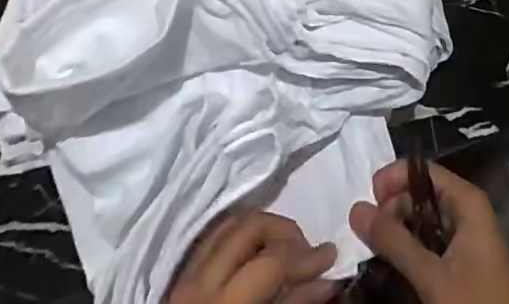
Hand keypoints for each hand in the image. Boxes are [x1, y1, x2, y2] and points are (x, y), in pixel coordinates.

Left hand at [168, 211, 337, 303]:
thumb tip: (325, 282)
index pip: (271, 262)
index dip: (307, 256)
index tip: (331, 256)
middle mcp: (199, 285)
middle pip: (251, 228)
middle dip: (287, 232)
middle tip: (307, 252)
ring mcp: (184, 279)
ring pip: (230, 224)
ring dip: (263, 229)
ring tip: (284, 249)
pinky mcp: (177, 281)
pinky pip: (212, 239)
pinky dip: (239, 236)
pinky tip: (255, 252)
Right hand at [348, 161, 508, 303]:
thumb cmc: (475, 303)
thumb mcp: (432, 276)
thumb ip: (394, 242)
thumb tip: (356, 208)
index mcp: (467, 201)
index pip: (423, 172)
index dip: (393, 179)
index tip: (367, 200)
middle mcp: (467, 212)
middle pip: (421, 196)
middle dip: (391, 210)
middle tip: (367, 236)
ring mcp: (464, 239)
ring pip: (422, 222)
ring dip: (397, 233)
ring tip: (373, 251)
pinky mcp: (461, 264)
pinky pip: (428, 245)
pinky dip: (408, 251)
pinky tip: (390, 266)